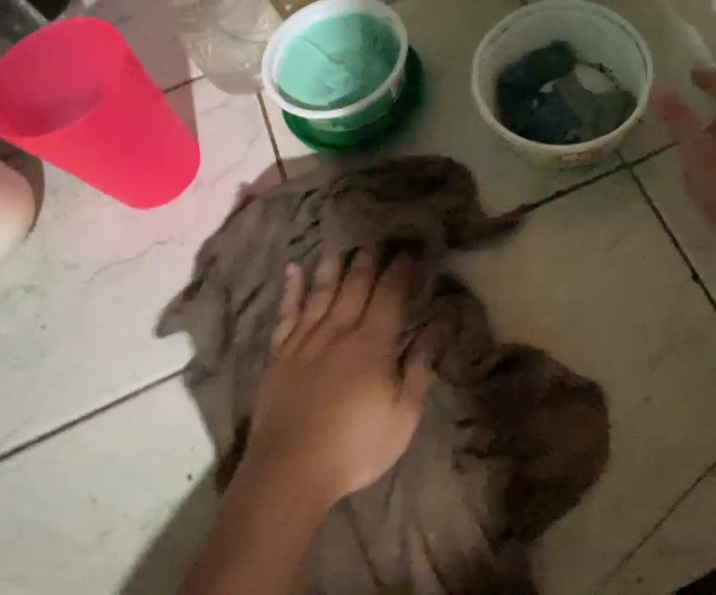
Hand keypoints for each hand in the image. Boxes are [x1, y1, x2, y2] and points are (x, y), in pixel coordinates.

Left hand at [242, 250, 432, 510]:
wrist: (290, 470)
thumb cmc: (356, 447)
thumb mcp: (404, 416)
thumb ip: (419, 367)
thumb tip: (437, 328)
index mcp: (373, 344)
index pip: (390, 296)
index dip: (399, 273)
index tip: (407, 254)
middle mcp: (339, 332)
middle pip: (355, 288)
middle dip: (367, 264)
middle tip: (374, 244)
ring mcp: (305, 342)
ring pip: (321, 293)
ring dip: (332, 268)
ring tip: (340, 248)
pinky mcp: (279, 356)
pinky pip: (286, 314)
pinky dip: (291, 290)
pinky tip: (293, 271)